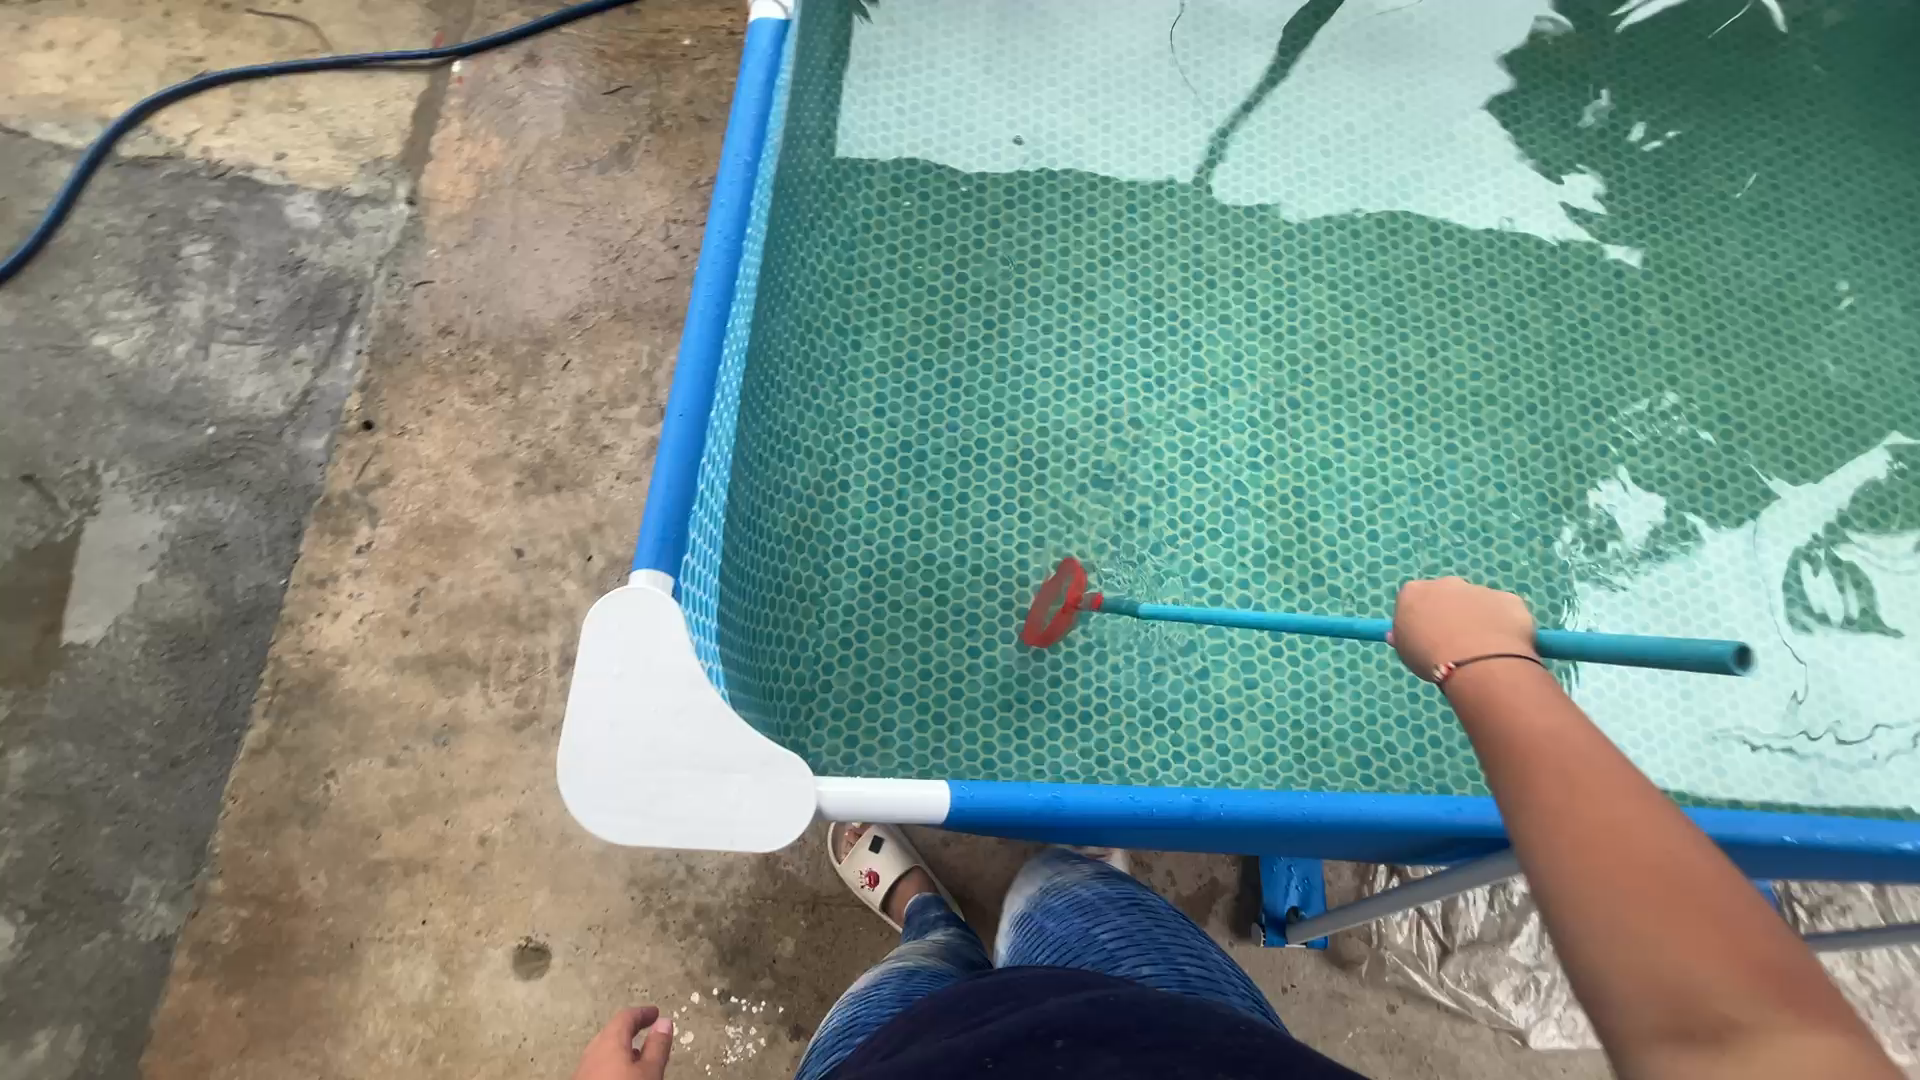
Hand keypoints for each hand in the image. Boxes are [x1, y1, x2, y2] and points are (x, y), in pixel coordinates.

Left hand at [572, 1006, 672, 1079]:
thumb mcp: (650, 1072)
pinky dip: (611, 1066)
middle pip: (610, 1033)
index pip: (625, 1017)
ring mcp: (581, 1074)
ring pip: (601, 1053)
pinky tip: (620, 1079)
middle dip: (629, 1030)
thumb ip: (658, 1046)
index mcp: (609, 1043)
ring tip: (637, 1058)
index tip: (656, 1014)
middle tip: (646, 1031)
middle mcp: (591, 1054)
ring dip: (620, 1050)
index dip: (642, 1013)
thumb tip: (664, 1022)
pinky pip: (596, 1069)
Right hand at [1390, 577, 1536, 681]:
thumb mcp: (1404, 651)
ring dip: (1478, 618)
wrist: (1478, 662)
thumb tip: (1397, 634)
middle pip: (1446, 595)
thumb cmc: (1430, 656)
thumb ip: (1402, 637)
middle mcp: (1446, 583)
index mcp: (1414, 592)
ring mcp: (1480, 589)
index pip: (1413, 598)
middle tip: (1453, 640)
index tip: (1424, 634)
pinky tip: (1503, 645)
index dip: (1419, 616)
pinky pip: (1505, 611)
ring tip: (1481, 647)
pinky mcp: (1509, 599)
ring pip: (1477, 602)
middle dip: (1450, 611)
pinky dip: (1504, 624)